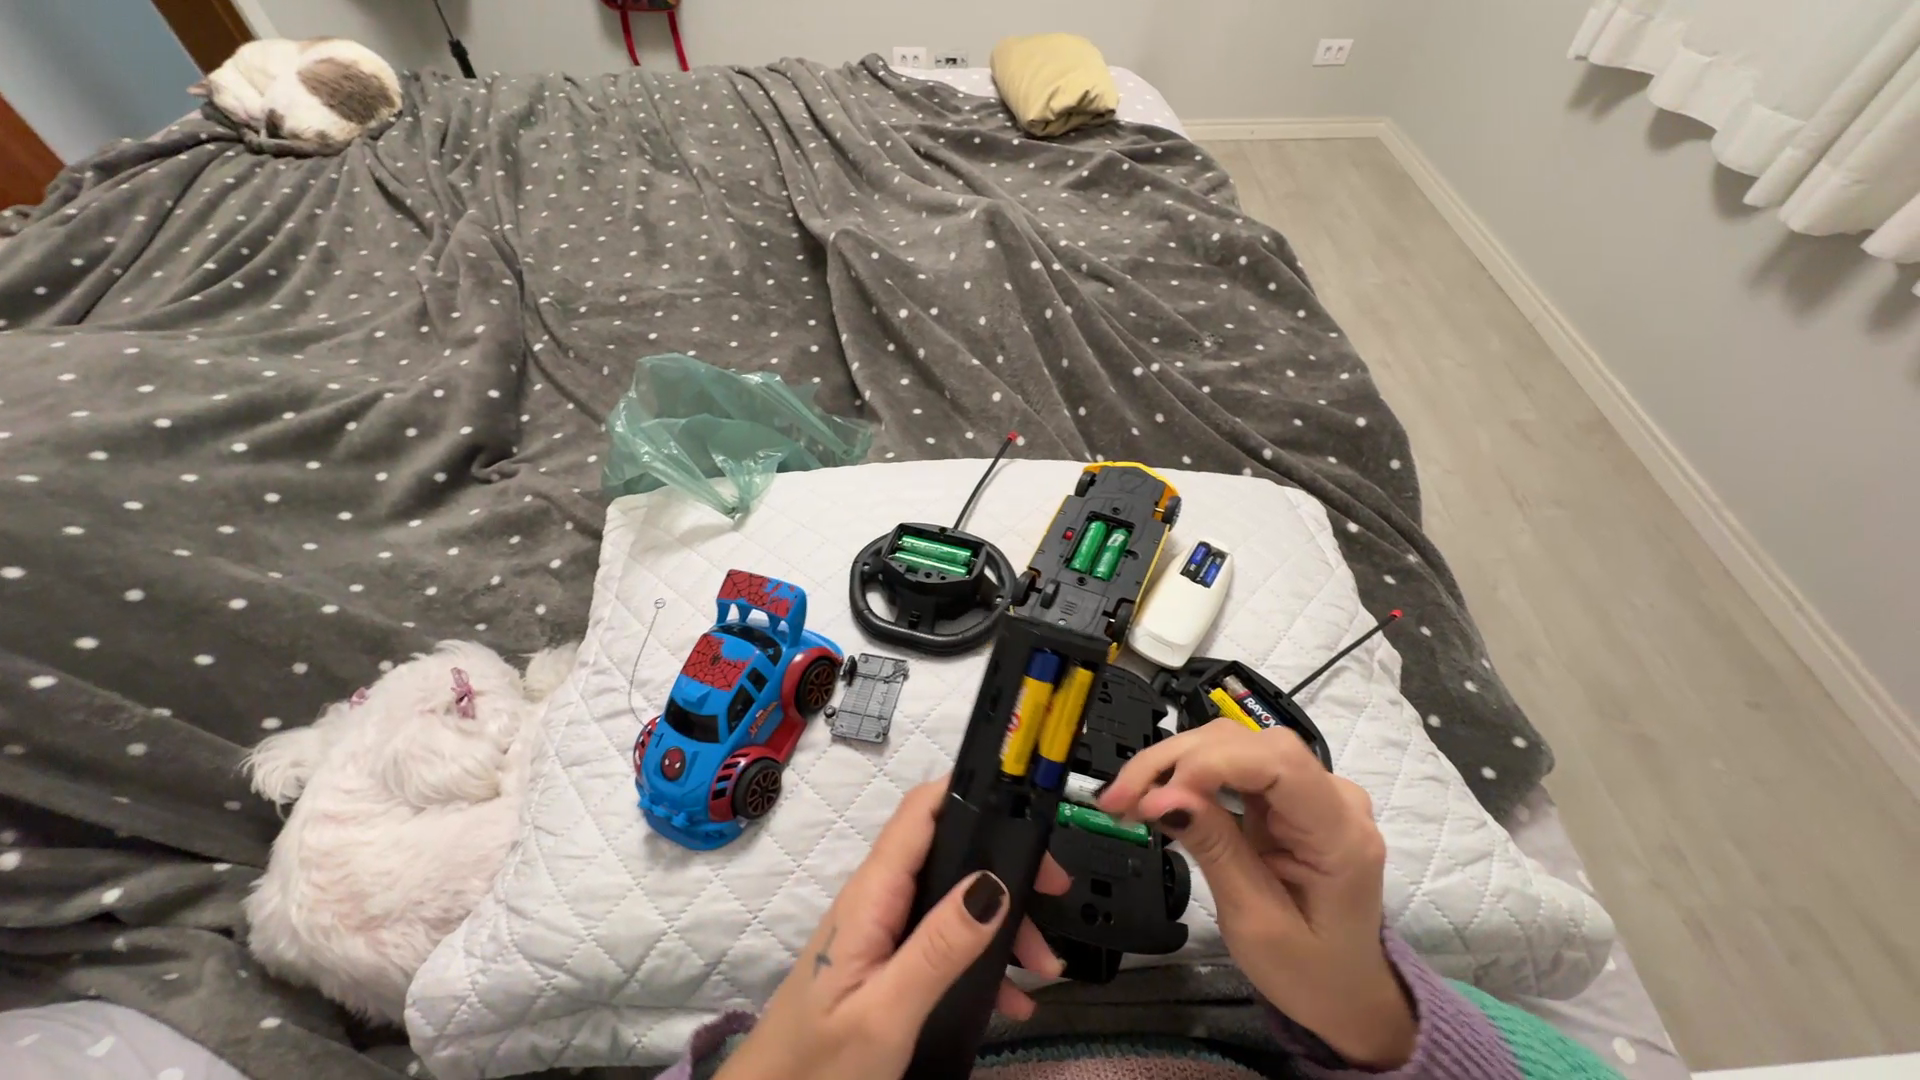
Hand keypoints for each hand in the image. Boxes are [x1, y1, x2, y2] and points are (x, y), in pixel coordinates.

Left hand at [716, 779, 1070, 1079]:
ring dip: (1002, 924)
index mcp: (873, 894)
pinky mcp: (887, 957)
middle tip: (1054, 895)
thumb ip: (940, 947)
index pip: (921, 811)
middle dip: (1005, 869)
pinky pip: (943, 939)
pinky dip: (981, 958)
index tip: (1027, 810)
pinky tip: (1011, 996)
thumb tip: (994, 883)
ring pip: (953, 900)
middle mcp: (878, 897)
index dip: (972, 794)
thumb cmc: (819, 1062)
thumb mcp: (887, 1010)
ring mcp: (883, 927)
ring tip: (1042, 966)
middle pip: (950, 853)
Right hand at [1097, 719, 1414, 1068]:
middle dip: (1175, 761)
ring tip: (1126, 798)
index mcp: (1340, 834)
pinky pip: (1231, 765)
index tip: (1155, 793)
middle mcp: (1332, 796)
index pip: (1279, 762)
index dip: (1212, 762)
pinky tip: (1155, 793)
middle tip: (1117, 798)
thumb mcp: (1256, 921)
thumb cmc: (1310, 972)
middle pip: (1246, 745)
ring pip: (1231, 745)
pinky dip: (1186, 774)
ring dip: (1172, 764)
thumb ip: (1214, 849)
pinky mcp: (1286, 794)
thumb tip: (1160, 796)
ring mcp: (1310, 789)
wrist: (1347, 992)